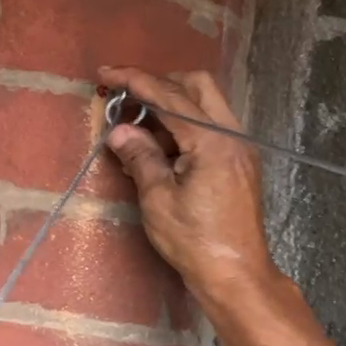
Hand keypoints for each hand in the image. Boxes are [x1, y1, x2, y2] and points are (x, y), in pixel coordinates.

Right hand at [99, 67, 278, 302]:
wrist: (235, 272)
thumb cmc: (193, 239)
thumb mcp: (158, 199)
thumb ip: (140, 157)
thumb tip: (119, 130)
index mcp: (212, 142)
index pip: (169, 97)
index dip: (135, 81)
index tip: (106, 73)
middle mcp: (232, 136)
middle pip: (197, 85)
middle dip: (159, 82)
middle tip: (126, 97)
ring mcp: (239, 148)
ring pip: (206, 103)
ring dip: (171, 103)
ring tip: (137, 125)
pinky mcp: (238, 161)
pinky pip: (210, 125)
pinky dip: (183, 123)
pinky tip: (159, 145)